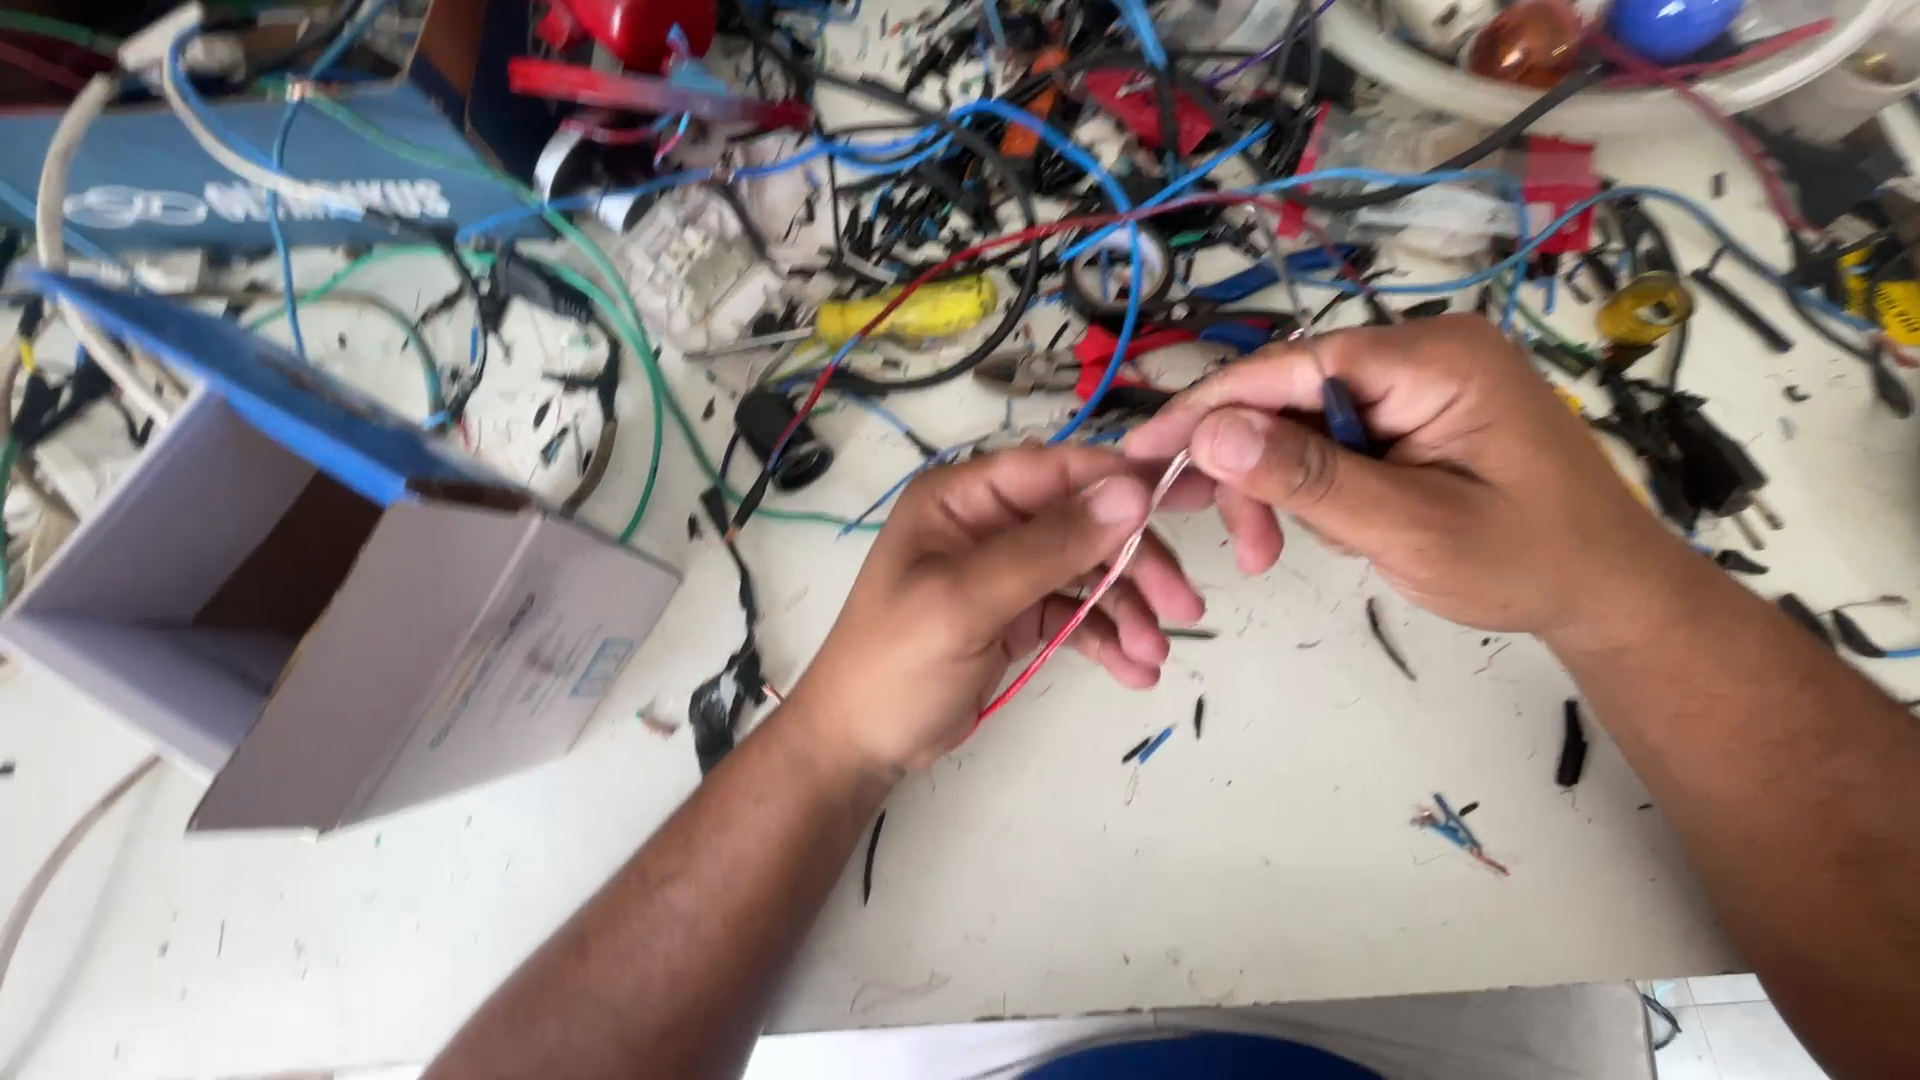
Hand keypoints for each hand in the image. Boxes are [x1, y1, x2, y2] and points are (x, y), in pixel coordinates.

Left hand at [785, 446, 1204, 774]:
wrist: (859, 742)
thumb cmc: (895, 663)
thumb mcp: (965, 602)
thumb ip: (1046, 548)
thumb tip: (1130, 493)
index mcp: (963, 498)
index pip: (1055, 470)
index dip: (1119, 482)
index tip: (1182, 502)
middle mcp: (989, 524)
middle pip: (1082, 522)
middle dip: (1134, 562)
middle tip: (1184, 605)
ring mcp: (1006, 571)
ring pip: (1087, 570)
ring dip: (1128, 609)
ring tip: (1154, 656)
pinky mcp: (1017, 614)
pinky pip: (1075, 613)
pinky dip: (1106, 637)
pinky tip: (1133, 670)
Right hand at [1124, 314, 1693, 639]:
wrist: (1603, 592)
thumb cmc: (1525, 561)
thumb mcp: (1409, 527)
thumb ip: (1308, 478)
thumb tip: (1210, 431)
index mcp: (1430, 358)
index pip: (1287, 367)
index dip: (1207, 409)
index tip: (1143, 453)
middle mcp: (1413, 355)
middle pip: (1283, 398)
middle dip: (1245, 470)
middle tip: (1235, 548)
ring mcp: (1407, 387)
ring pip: (1292, 426)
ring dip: (1269, 490)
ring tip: (1267, 553)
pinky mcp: (1400, 419)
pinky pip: (1320, 445)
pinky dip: (1301, 492)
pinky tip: (1325, 531)